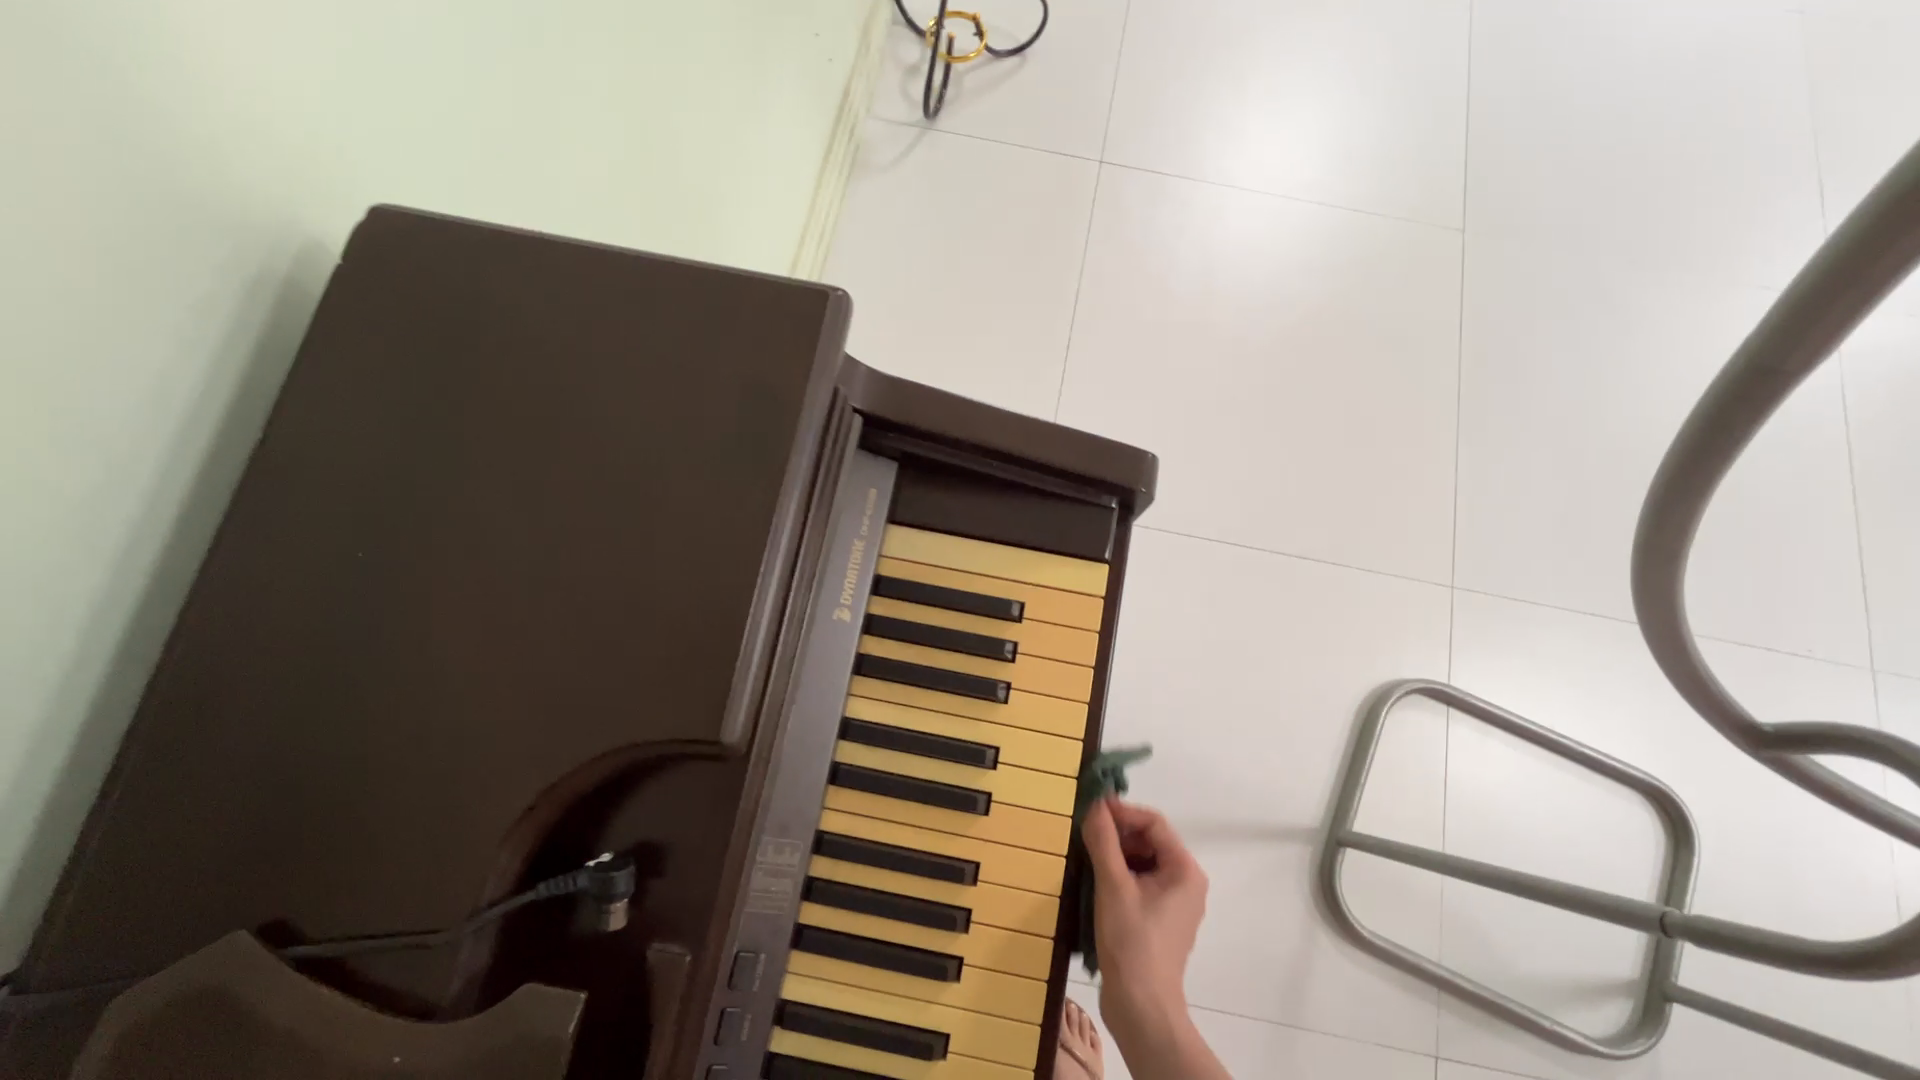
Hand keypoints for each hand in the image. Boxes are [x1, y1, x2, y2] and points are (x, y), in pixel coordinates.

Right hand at [1081, 798, 1207, 1049]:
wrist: (1141, 1007)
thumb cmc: (1131, 942)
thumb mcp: (1112, 885)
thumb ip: (1103, 840)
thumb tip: (1094, 804)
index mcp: (1185, 870)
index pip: (1153, 823)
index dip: (1122, 812)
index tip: (1089, 810)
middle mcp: (1186, 882)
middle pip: (1148, 842)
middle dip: (1116, 835)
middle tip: (1083, 835)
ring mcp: (1173, 904)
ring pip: (1141, 863)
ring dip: (1113, 856)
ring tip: (1083, 858)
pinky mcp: (1158, 920)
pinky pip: (1138, 884)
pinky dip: (1116, 878)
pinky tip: (1092, 883)